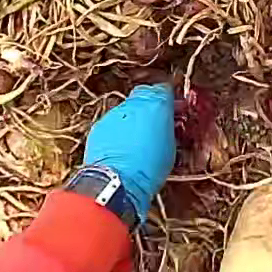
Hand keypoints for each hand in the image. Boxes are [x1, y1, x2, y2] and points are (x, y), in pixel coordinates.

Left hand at [81, 83, 175, 217]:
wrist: (116, 182)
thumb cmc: (147, 168)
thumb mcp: (172, 147)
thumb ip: (169, 128)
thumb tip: (169, 126)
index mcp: (157, 105)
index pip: (164, 89)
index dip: (168, 99)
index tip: (172, 109)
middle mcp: (135, 105)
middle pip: (144, 94)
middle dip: (150, 105)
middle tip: (156, 121)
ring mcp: (115, 115)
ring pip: (127, 109)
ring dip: (133, 119)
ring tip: (138, 139)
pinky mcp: (99, 127)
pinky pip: (112, 123)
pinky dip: (118, 131)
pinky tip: (123, 147)